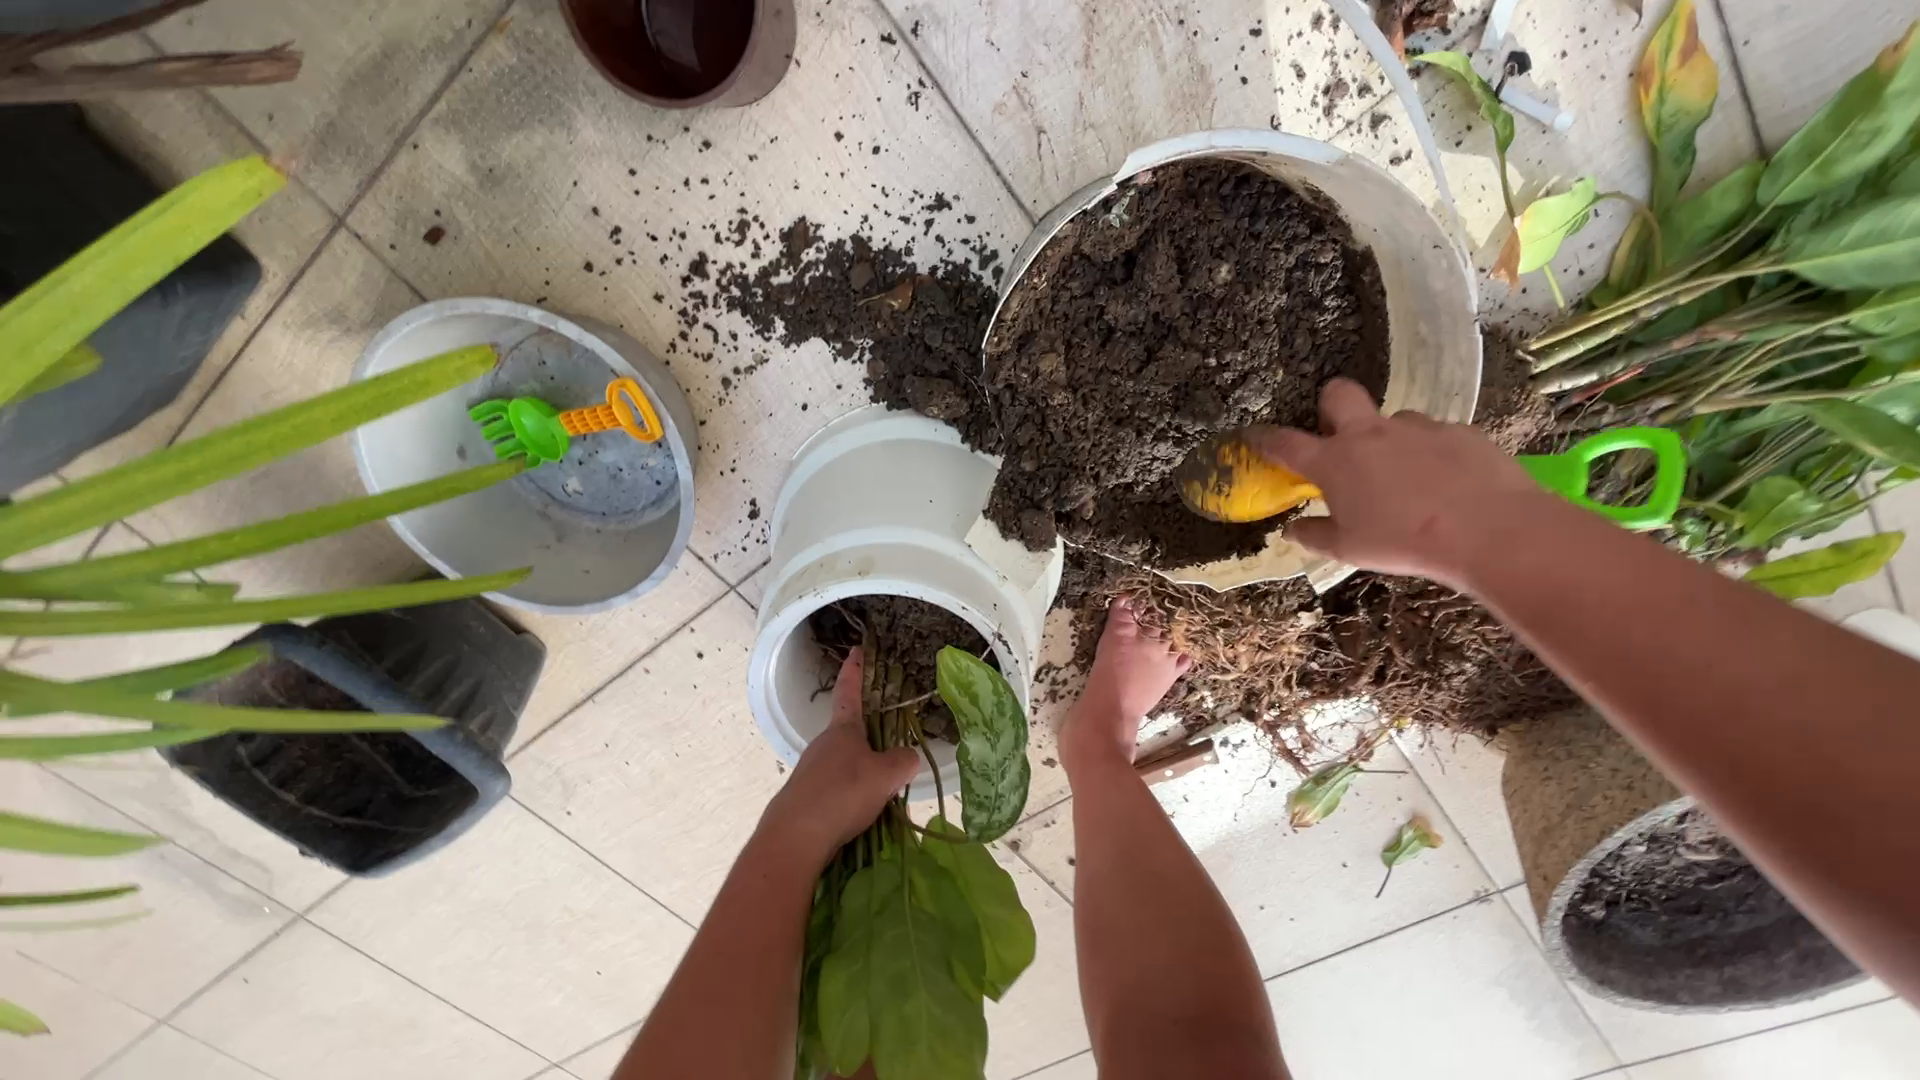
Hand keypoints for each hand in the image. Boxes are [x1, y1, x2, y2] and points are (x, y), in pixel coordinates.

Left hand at [762, 650, 921, 864]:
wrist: (795, 837)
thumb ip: (903, 762)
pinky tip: (863, 811)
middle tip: (892, 743)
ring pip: (844, 762)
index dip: (855, 671)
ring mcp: (811, 771)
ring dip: (862, 768)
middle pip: (849, 731)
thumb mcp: (885, 776)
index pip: (849, 691)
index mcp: (842, 729)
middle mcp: (823, 744)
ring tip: (884, 788)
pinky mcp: (806, 798)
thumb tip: (908, 757)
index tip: (856, 650)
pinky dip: (851, 793)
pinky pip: (836, 787)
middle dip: (869, 735)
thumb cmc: (841, 794)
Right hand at [1244, 378, 1547, 588]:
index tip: (1252, 435)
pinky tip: (1446, 484)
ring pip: (1392, 420)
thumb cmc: (1403, 543)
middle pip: (1339, 394)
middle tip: (1339, 437)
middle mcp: (1370, 434)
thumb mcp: (1348, 549)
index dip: (1263, 438)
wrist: (1490, 530)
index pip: (1284, 443)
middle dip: (1330, 405)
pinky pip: (1435, 436)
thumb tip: (1291, 529)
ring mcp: (1417, 427)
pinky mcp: (1460, 431)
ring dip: (1389, 440)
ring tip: (1406, 478)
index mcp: (1334, 461)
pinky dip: (1430, 454)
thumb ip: (1314, 535)